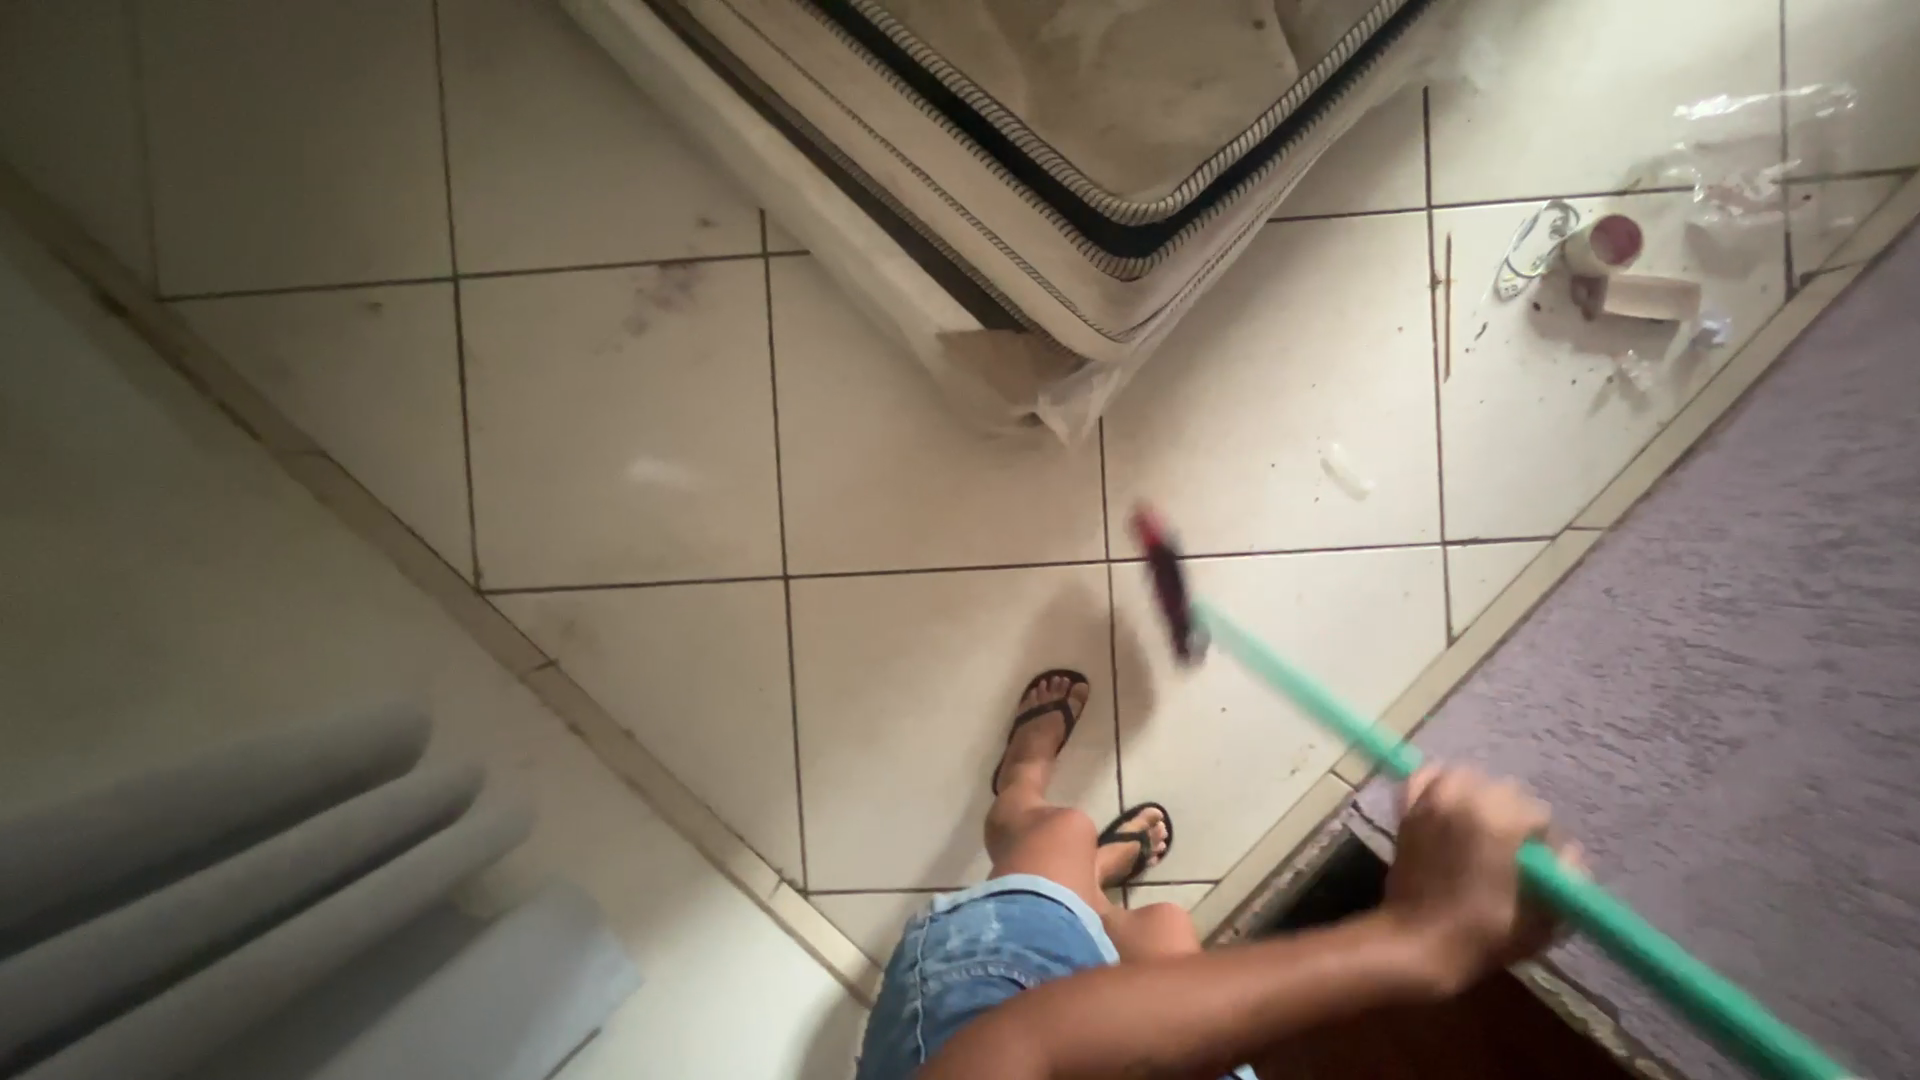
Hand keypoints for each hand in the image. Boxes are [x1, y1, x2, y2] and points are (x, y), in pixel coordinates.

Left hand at [1381, 764, 1582, 995]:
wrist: (1420, 937)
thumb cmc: (1485, 933)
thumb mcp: (1544, 918)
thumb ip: (1565, 878)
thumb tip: (1569, 852)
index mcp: (1498, 824)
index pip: (1537, 813)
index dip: (1544, 837)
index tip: (1542, 861)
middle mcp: (1461, 801)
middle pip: (1502, 789)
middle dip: (1514, 812)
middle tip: (1514, 843)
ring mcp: (1428, 802)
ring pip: (1463, 776)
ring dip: (1477, 793)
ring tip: (1483, 821)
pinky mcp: (1405, 810)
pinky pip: (1421, 777)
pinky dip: (1435, 781)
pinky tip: (1446, 798)